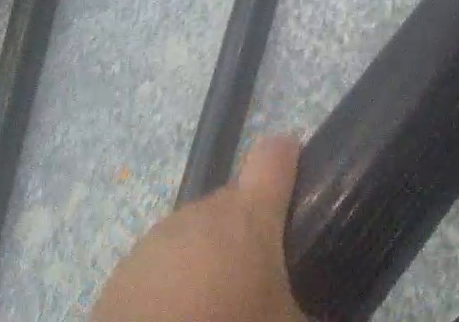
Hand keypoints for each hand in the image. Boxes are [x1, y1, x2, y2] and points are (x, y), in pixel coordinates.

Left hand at [91, 135, 307, 321]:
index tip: (300, 179)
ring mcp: (159, 238)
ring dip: (211, 257)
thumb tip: (332, 315)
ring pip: (197, 232)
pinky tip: (182, 319)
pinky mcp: (125, 270)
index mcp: (249, 214)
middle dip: (250, 231)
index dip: (290, 158)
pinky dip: (175, 283)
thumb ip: (314, 308)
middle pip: (234, 201)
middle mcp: (203, 211)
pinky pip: (163, 263)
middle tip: (262, 281)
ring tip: (218, 306)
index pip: (275, 153)